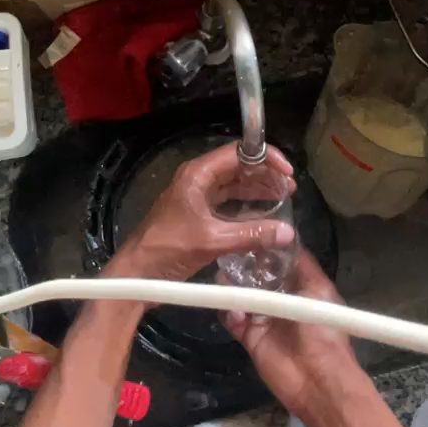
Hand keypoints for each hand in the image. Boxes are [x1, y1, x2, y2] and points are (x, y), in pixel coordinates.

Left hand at [105, 142, 296, 282]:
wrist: (137, 274)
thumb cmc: (168, 248)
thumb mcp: (212, 240)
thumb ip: (251, 235)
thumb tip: (288, 231)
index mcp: (197, 175)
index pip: (237, 153)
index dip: (265, 158)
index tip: (287, 172)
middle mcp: (197, 180)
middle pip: (237, 167)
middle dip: (264, 175)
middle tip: (290, 188)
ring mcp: (197, 198)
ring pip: (233, 186)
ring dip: (257, 190)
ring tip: (284, 198)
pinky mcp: (198, 216)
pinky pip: (227, 204)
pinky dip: (246, 207)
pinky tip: (264, 216)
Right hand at [221, 248, 360, 418]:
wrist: (319, 381)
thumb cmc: (324, 331)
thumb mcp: (319, 292)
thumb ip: (302, 266)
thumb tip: (287, 238)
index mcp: (300, 286)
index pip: (278, 261)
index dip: (264, 248)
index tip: (247, 231)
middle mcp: (280, 298)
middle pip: (255, 276)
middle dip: (242, 266)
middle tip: (228, 255)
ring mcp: (264, 317)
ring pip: (240, 295)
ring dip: (231, 286)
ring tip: (224, 281)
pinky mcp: (250, 336)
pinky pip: (232, 319)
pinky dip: (229, 312)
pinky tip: (234, 312)